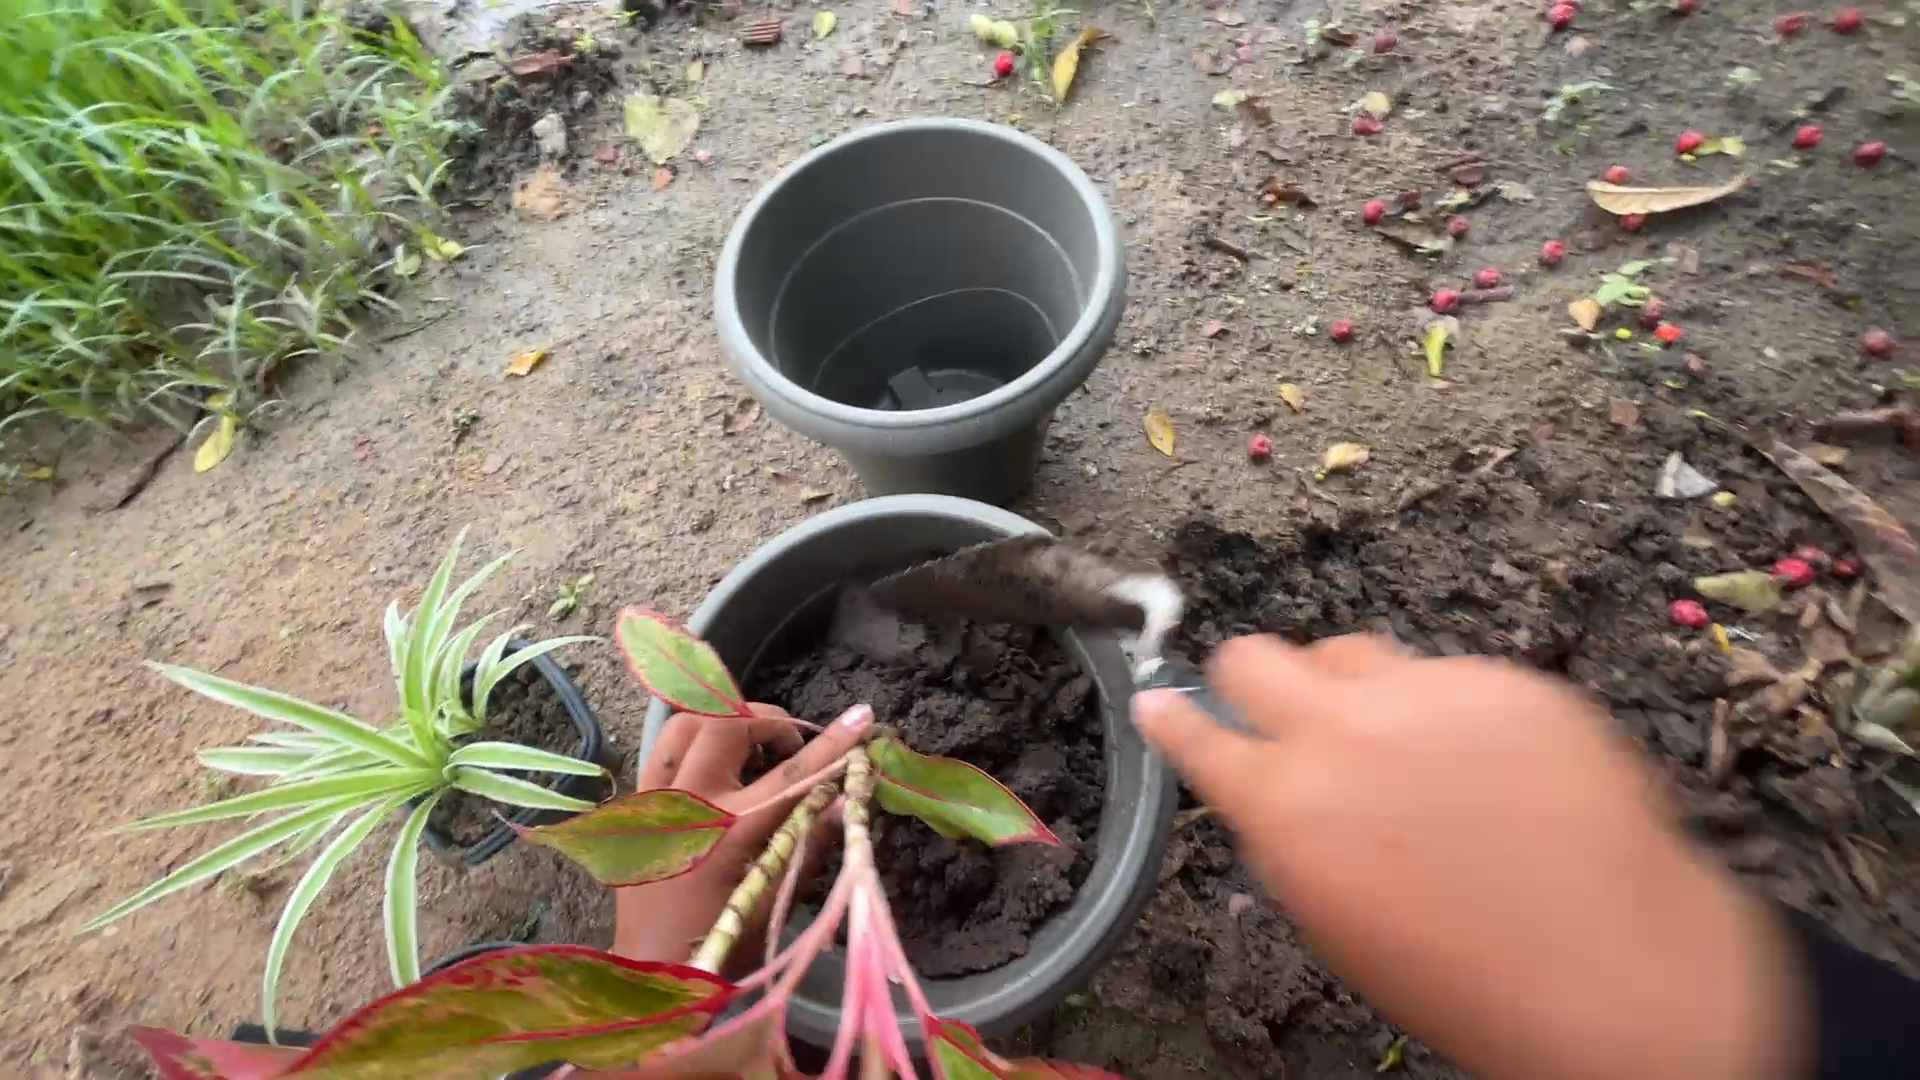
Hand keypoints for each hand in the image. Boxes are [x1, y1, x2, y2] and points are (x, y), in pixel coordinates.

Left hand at [612, 702, 872, 973]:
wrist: (650, 973)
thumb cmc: (720, 942)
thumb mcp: (775, 898)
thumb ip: (811, 840)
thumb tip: (847, 796)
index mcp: (727, 834)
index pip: (791, 774)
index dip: (831, 743)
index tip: (860, 716)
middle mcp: (687, 805)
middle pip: (728, 725)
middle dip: (770, 722)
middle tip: (792, 744)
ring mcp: (655, 799)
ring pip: (689, 722)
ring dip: (727, 722)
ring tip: (754, 746)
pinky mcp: (638, 803)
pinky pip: (667, 747)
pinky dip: (698, 740)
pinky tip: (720, 764)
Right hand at [1132, 635, 1808, 1079]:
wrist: (1630, 980)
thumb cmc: (1455, 970)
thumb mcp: (1326, 909)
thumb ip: (1276, 822)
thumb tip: (1250, 773)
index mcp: (1287, 802)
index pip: (1193, 733)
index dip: (1168, 715)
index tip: (1154, 699)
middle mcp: (1340, 731)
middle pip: (1251, 654)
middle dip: (1249, 677)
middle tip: (1279, 708)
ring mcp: (1422, 695)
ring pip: (1344, 649)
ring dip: (1346, 686)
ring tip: (1392, 734)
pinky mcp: (1500, 680)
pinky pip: (1436, 671)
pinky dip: (1435, 705)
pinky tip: (1478, 758)